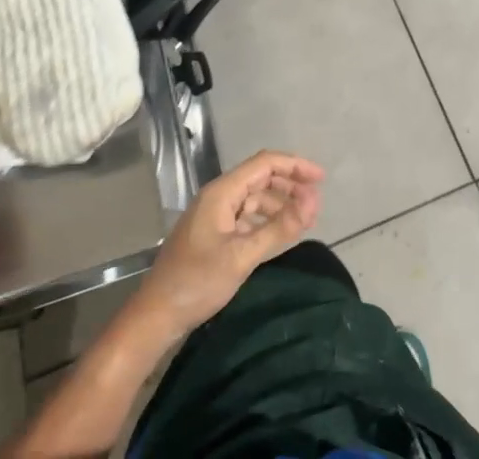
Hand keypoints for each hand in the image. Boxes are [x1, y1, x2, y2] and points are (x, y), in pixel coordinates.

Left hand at [128, 150, 324, 338]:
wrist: (157, 315)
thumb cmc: (197, 282)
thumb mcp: (242, 256)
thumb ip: (279, 228)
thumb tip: (314, 202)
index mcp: (221, 193)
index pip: (264, 164)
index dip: (295, 166)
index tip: (322, 180)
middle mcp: (218, 198)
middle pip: (260, 178)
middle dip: (290, 186)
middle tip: (315, 206)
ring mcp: (215, 217)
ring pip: (254, 199)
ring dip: (280, 205)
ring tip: (304, 222)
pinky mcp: (214, 235)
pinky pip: (246, 218)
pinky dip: (266, 221)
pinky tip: (280, 235)